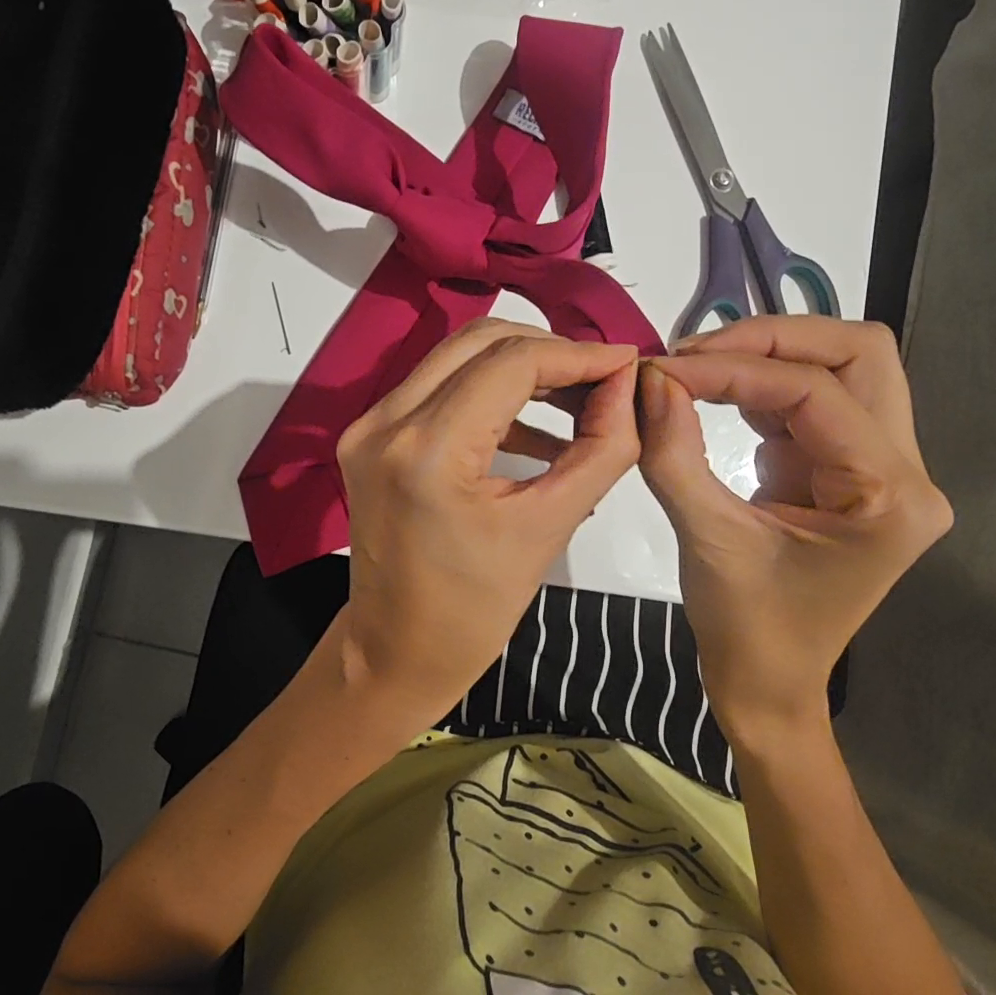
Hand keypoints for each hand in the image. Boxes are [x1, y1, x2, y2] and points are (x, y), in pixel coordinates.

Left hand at [337, 319, 640, 721]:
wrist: (396, 652)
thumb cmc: (474, 610)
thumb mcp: (550, 527)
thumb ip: (601, 448)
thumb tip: (627, 385)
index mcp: (428, 451)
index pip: (511, 362)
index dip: (577, 355)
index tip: (626, 363)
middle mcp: (386, 423)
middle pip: (479, 343)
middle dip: (549, 351)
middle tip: (603, 379)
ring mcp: (369, 426)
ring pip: (456, 359)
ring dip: (520, 369)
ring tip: (580, 402)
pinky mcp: (369, 436)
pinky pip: (437, 390)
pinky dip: (489, 396)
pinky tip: (538, 430)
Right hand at [637, 317, 950, 744]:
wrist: (769, 686)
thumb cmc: (746, 629)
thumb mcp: (706, 538)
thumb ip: (674, 452)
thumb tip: (651, 377)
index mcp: (889, 496)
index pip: (815, 393)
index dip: (736, 367)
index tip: (664, 368)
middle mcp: (906, 472)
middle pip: (859, 355)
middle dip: (773, 338)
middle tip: (695, 352)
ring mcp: (883, 469)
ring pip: (843, 369)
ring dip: (769, 356)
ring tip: (697, 365)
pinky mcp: (849, 471)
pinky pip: (815, 402)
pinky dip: (763, 387)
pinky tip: (715, 391)